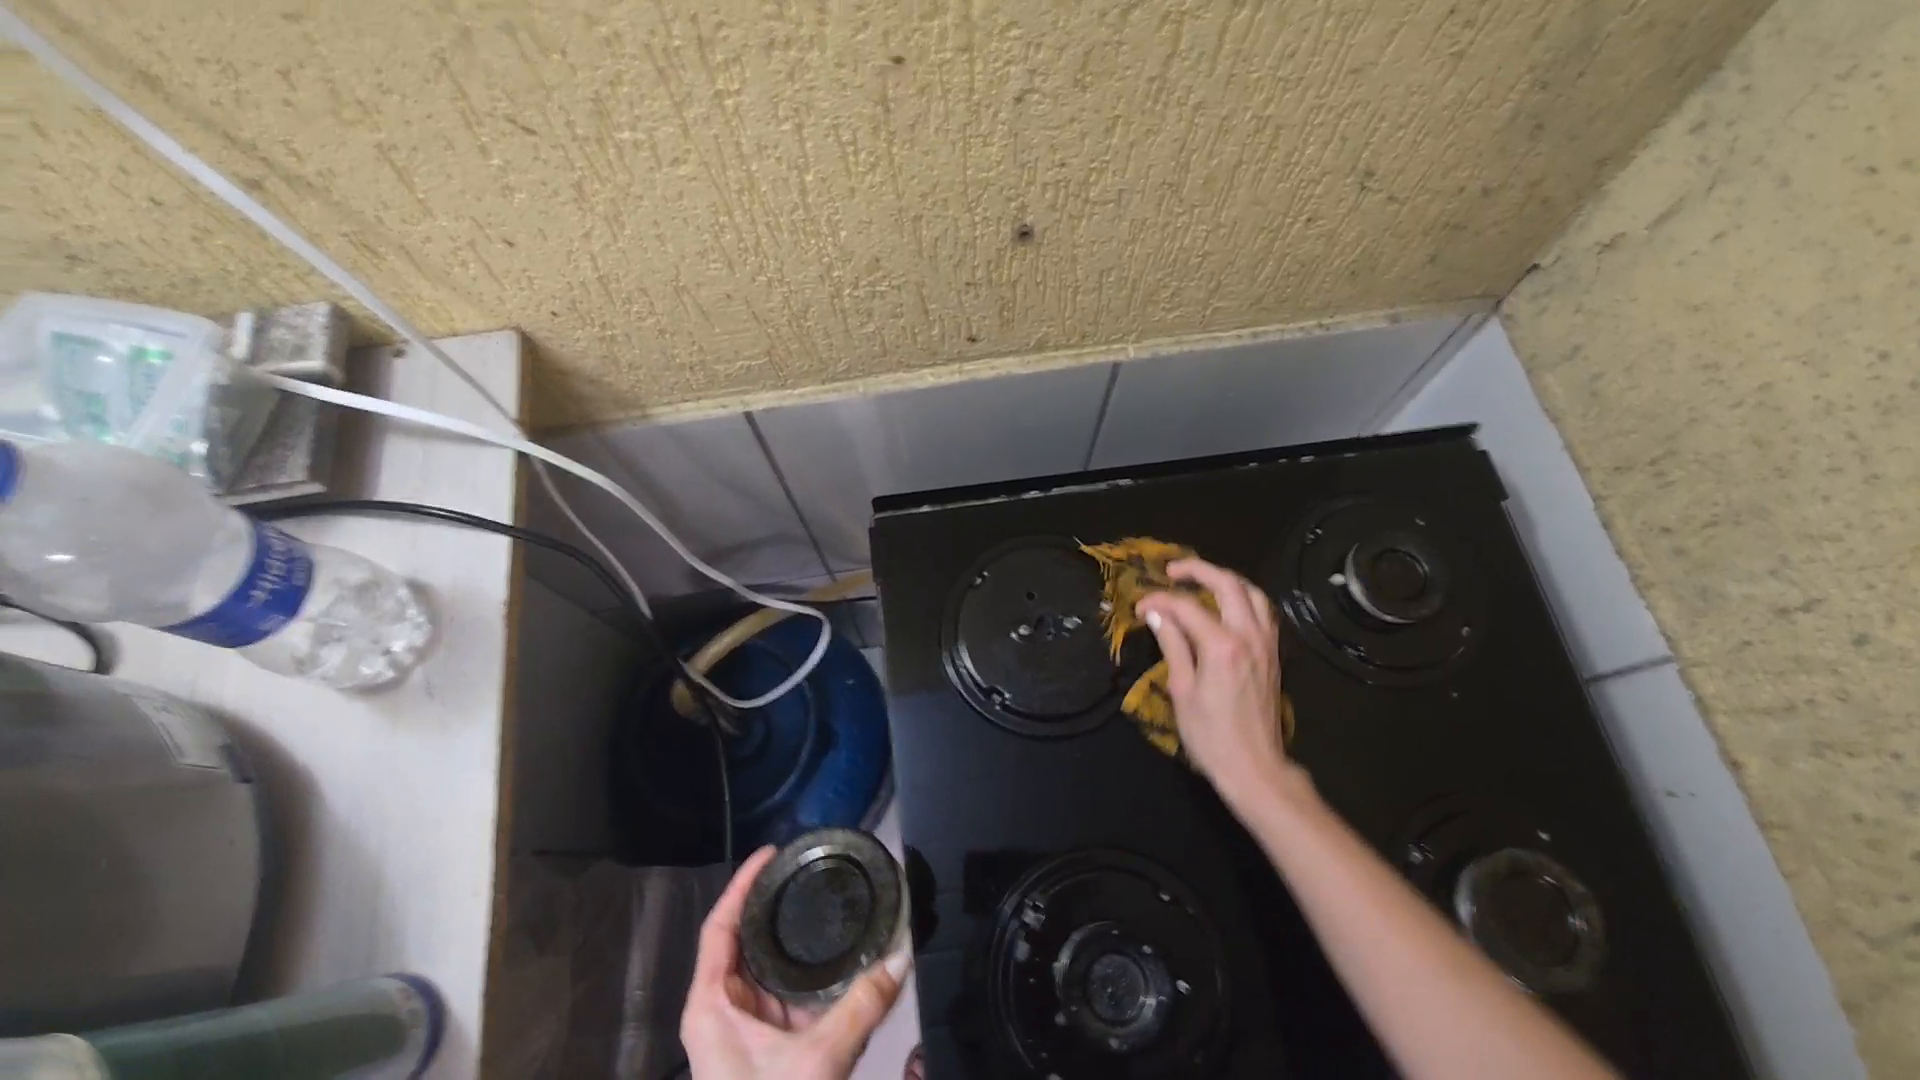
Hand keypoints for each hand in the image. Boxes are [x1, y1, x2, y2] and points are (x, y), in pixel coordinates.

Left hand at [680, 846, 912, 1079]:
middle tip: (810, 872)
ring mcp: (741, 1030)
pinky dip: (806, 974)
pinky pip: (783, 996)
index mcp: (710, 1006)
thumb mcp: (819, 1059)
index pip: (719, 928)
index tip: (771, 853)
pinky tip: (833, 959)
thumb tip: (902, 956)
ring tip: (824, 903)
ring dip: (792, 941)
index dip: (741, 885)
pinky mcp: (764, 1047)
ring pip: (764, 970)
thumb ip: (863, 1005)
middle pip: (740, 942)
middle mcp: (719, 1011)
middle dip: (774, 907)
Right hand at [1135, 558, 1293, 806]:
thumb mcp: (1182, 691)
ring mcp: (1266, 644)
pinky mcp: (1273, 654)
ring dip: (1226, 581)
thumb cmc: (1210, 736)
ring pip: (1252, 594)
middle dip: (1198, 571)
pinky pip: (1263, 612)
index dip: (1159, 601)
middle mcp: (1249, 636)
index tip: (1140, 607)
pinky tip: (1227, 607)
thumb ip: (1173, 646)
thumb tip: (1157, 614)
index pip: (1186, 607)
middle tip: (1172, 572)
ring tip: (1201, 583)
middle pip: (1228, 585)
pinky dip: (1244, 599)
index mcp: (1222, 646)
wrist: (1254, 767)